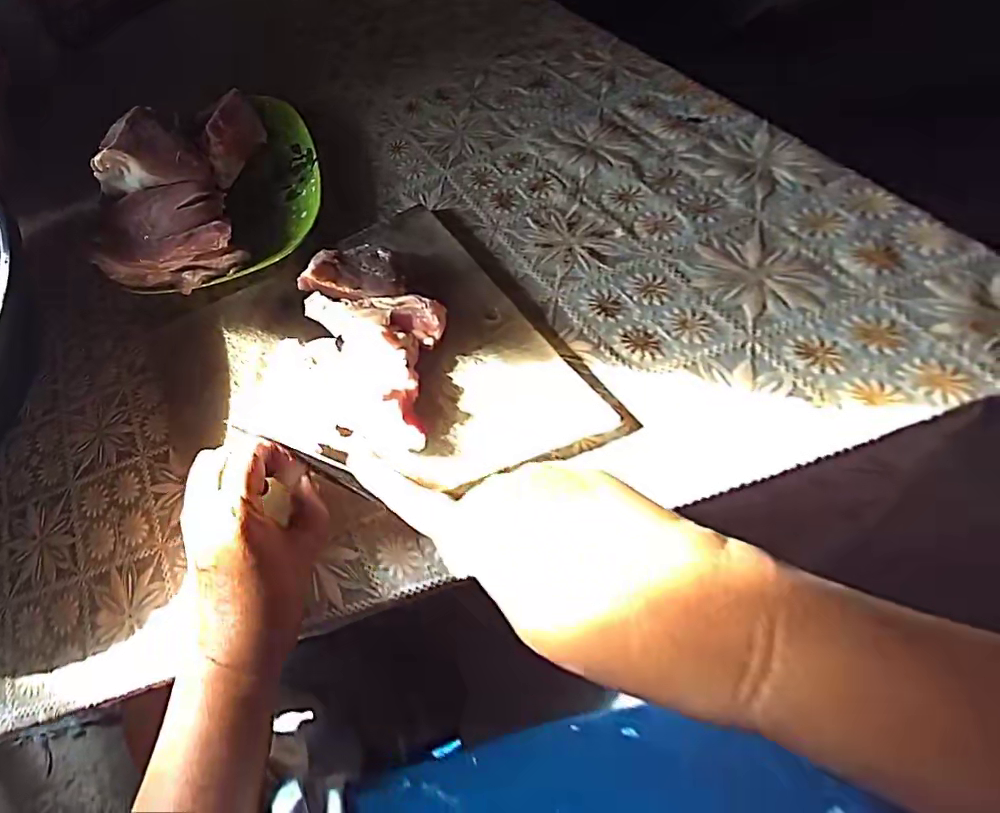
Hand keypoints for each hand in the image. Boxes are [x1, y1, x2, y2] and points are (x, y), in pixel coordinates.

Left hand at [180, 439, 330, 677]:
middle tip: (278, 473)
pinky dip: (222, 485)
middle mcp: (205, 510)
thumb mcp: (304, 555)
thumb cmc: (269, 611)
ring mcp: (192, 519)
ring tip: (264, 490)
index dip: (274, 452)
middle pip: (222, 455)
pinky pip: (201, 490)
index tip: (290, 467)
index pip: (248, 454)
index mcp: (234, 512)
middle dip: (252, 456)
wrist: (235, 648)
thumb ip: (310, 509)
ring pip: (206, 469)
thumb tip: (304, 482)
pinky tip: (248, 508)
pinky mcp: (189, 531)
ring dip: (234, 468)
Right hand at [343, 455, 782, 726]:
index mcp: (493, 538)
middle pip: (478, 507)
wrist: (740, 628)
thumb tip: (473, 547)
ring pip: (520, 501)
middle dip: (492, 533)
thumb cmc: (635, 642)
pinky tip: (610, 555)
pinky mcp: (593, 476)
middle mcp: (514, 497)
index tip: (359, 458)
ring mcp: (555, 481)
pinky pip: (557, 495)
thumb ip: (494, 576)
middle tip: (542, 580)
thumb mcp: (540, 627)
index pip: (422, 505)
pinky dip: (571, 520)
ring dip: (537, 528)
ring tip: (591, 574)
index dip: (385, 483)